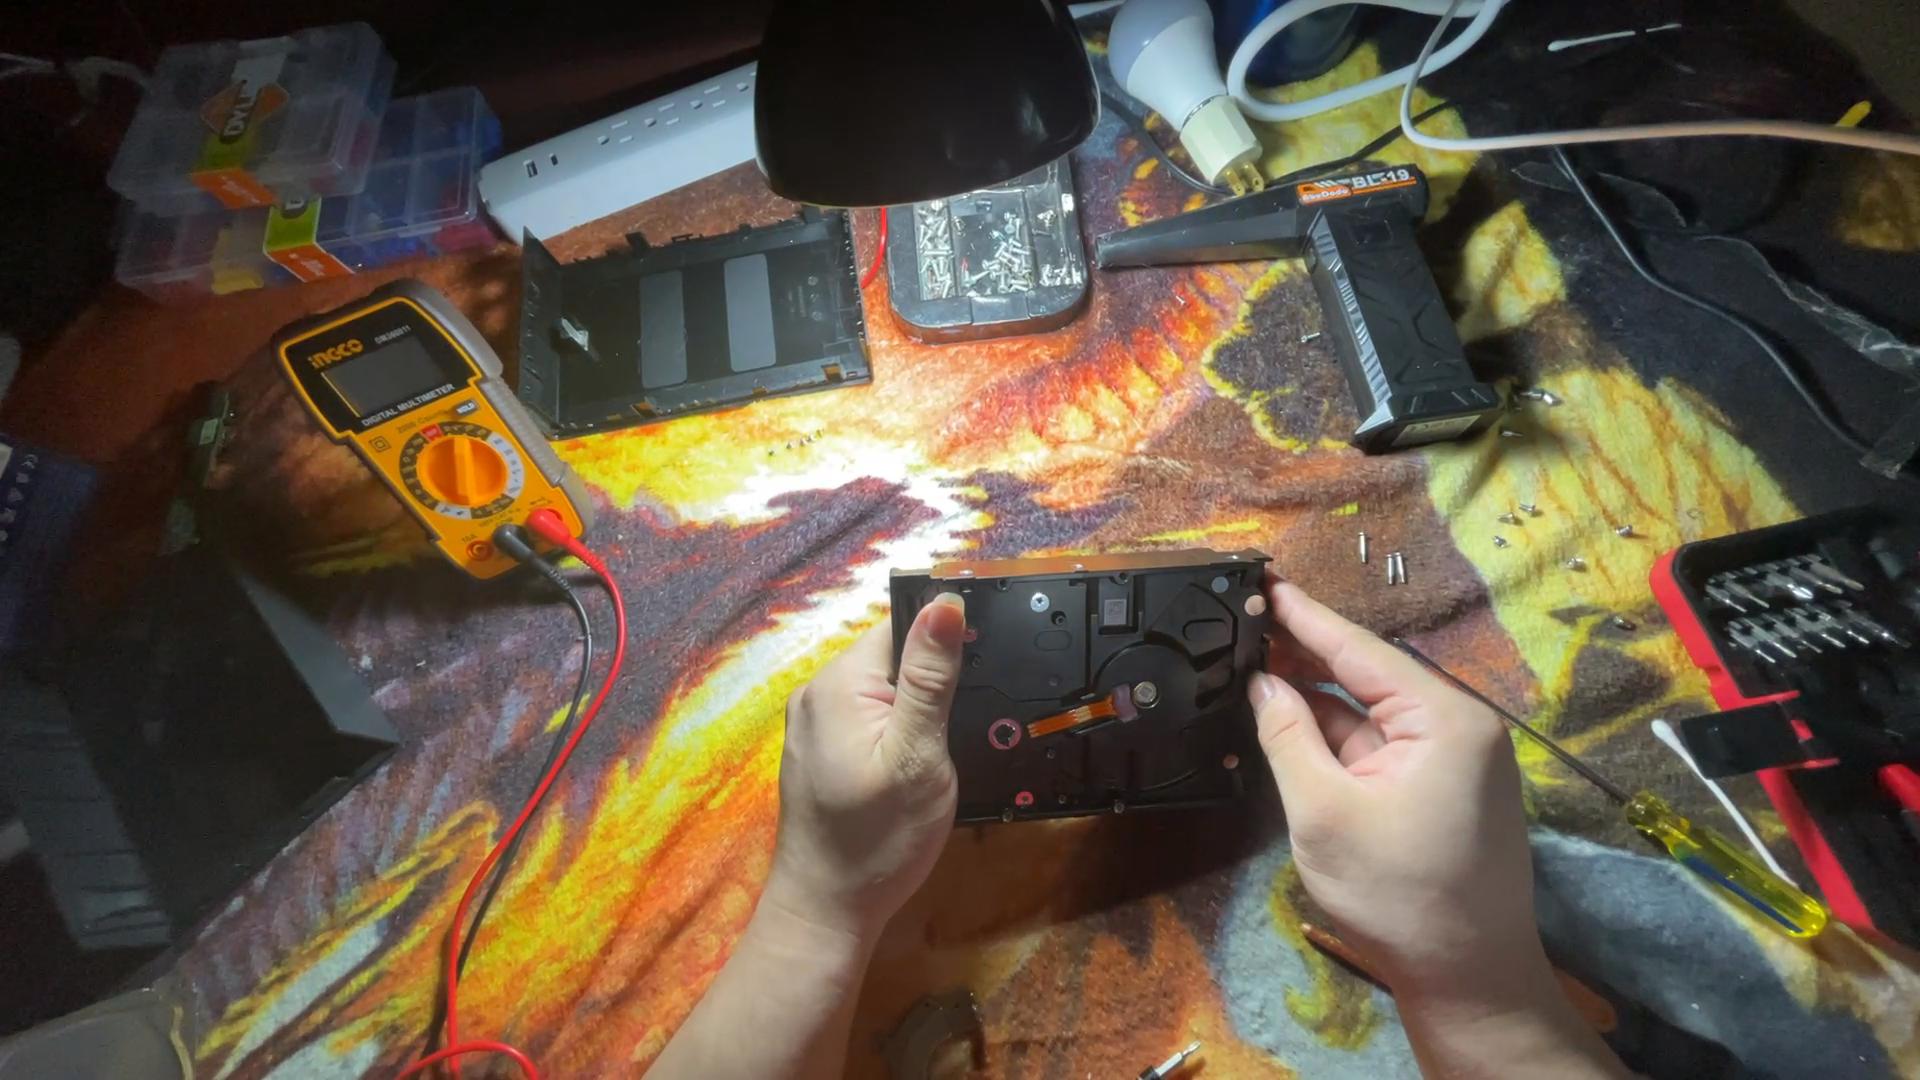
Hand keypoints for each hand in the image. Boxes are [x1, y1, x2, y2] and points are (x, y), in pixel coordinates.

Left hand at [765, 594, 965, 938]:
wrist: (828, 911)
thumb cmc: (876, 841)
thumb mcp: (918, 754)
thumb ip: (930, 677)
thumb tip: (946, 604)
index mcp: (839, 683)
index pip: (901, 626)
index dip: (944, 638)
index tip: (978, 669)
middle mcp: (818, 691)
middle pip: (890, 654)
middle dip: (930, 679)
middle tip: (957, 723)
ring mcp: (814, 720)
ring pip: (881, 685)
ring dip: (914, 705)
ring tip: (934, 748)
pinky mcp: (819, 745)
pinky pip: (865, 711)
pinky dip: (894, 725)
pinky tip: (907, 760)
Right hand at [1248, 578, 1544, 1002]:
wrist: (1467, 981)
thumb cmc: (1397, 894)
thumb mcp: (1323, 810)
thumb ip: (1287, 735)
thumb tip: (1261, 682)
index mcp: (1442, 719)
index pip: (1358, 647)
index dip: (1302, 613)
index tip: (1262, 579)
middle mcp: (1452, 724)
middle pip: (1362, 670)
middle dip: (1301, 648)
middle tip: (1242, 618)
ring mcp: (1443, 754)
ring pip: (1362, 705)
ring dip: (1309, 689)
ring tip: (1251, 658)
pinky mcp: (1430, 780)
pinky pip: (1369, 736)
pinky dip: (1326, 725)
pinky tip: (1283, 710)